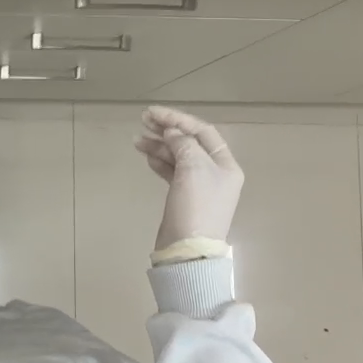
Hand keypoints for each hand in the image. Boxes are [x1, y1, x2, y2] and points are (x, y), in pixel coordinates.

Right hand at [134, 106, 243, 246]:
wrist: (187, 249)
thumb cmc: (195, 206)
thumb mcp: (192, 169)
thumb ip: (183, 144)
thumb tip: (172, 134)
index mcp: (225, 164)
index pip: (202, 132)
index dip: (177, 119)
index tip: (153, 113)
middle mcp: (215, 172)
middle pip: (190, 142)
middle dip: (167, 130)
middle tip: (143, 120)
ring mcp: (199, 185)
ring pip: (178, 156)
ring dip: (159, 145)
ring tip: (137, 139)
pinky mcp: (183, 196)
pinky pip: (172, 171)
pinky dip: (159, 161)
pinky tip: (146, 156)